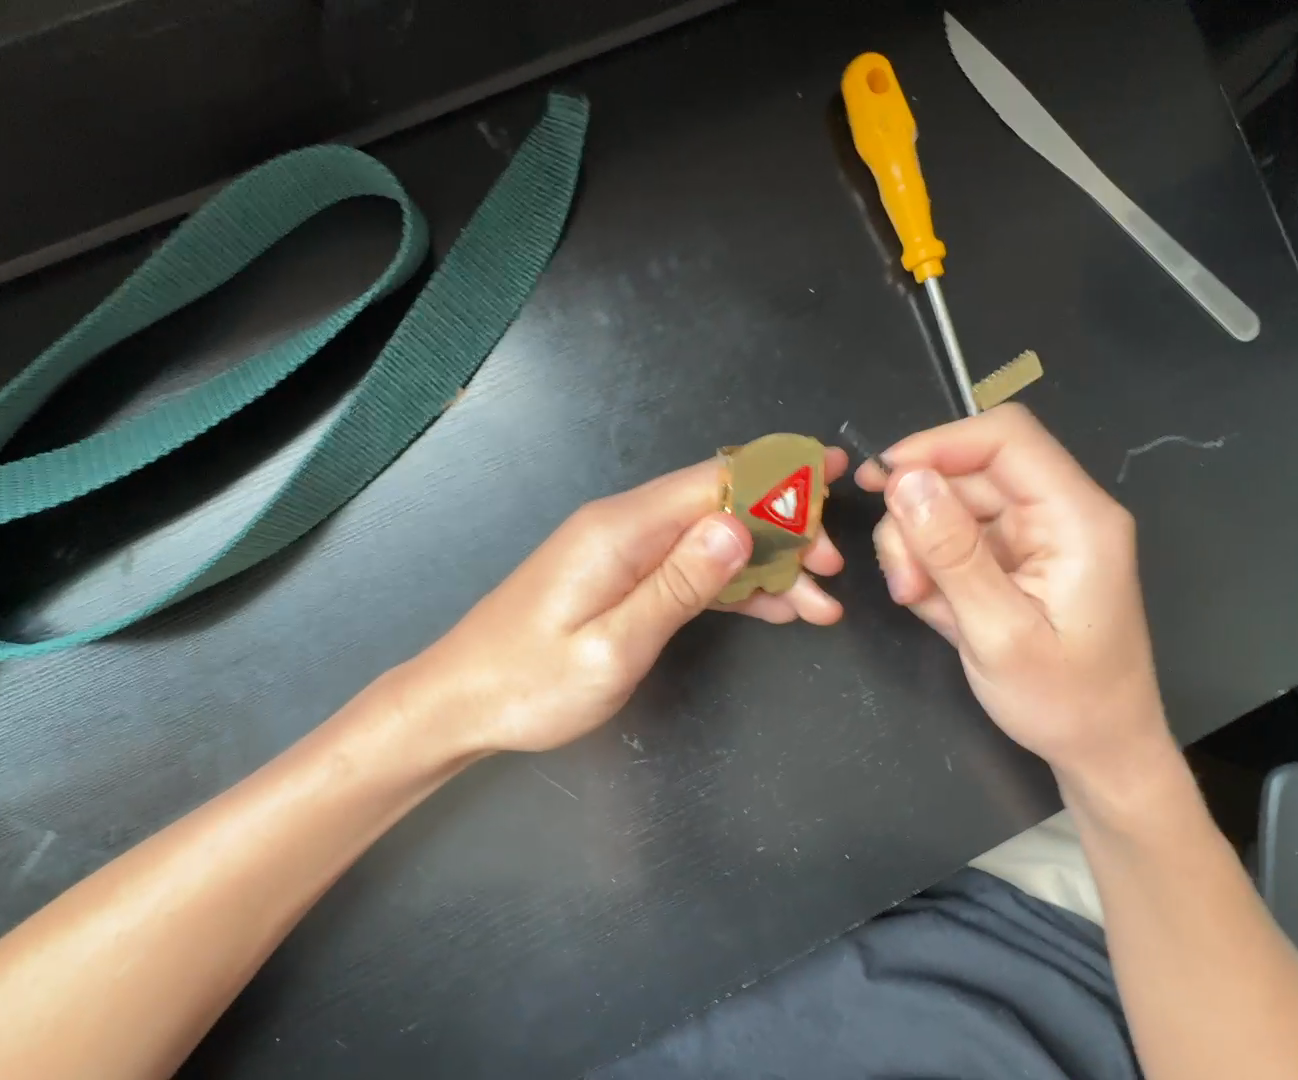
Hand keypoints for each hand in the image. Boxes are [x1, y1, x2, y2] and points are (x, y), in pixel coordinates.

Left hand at [409, 450, 847, 753]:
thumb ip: (677, 587)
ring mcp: (621, 551)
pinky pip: (688, 567)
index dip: (783, 475)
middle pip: (721, 505)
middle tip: (833, 573)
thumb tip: (740, 526)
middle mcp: (625, 526)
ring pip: (711, 539)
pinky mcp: (619, 576)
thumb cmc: (530, 685)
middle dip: (785, 530)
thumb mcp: (612, 647)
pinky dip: (733, 584)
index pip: (717, 480)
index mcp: (623, 530)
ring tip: (818, 604)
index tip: (839, 476)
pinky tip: (773, 609)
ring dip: (767, 565)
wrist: (459, 701)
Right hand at [855, 406, 1171, 788]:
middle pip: (968, 473)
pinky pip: (955, 537)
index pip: (1006, 438)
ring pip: (952, 504)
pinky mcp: (1013, 559)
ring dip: (918, 546)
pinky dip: (930, 566)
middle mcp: (1057, 514)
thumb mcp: (998, 632)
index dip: (938, 445)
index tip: (883, 481)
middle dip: (919, 517)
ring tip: (914, 598)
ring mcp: (1034, 536)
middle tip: (901, 580)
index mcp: (1076, 518)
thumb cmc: (1063, 701)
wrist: (1100, 750)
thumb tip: (906, 480)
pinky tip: (933, 606)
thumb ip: (952, 552)